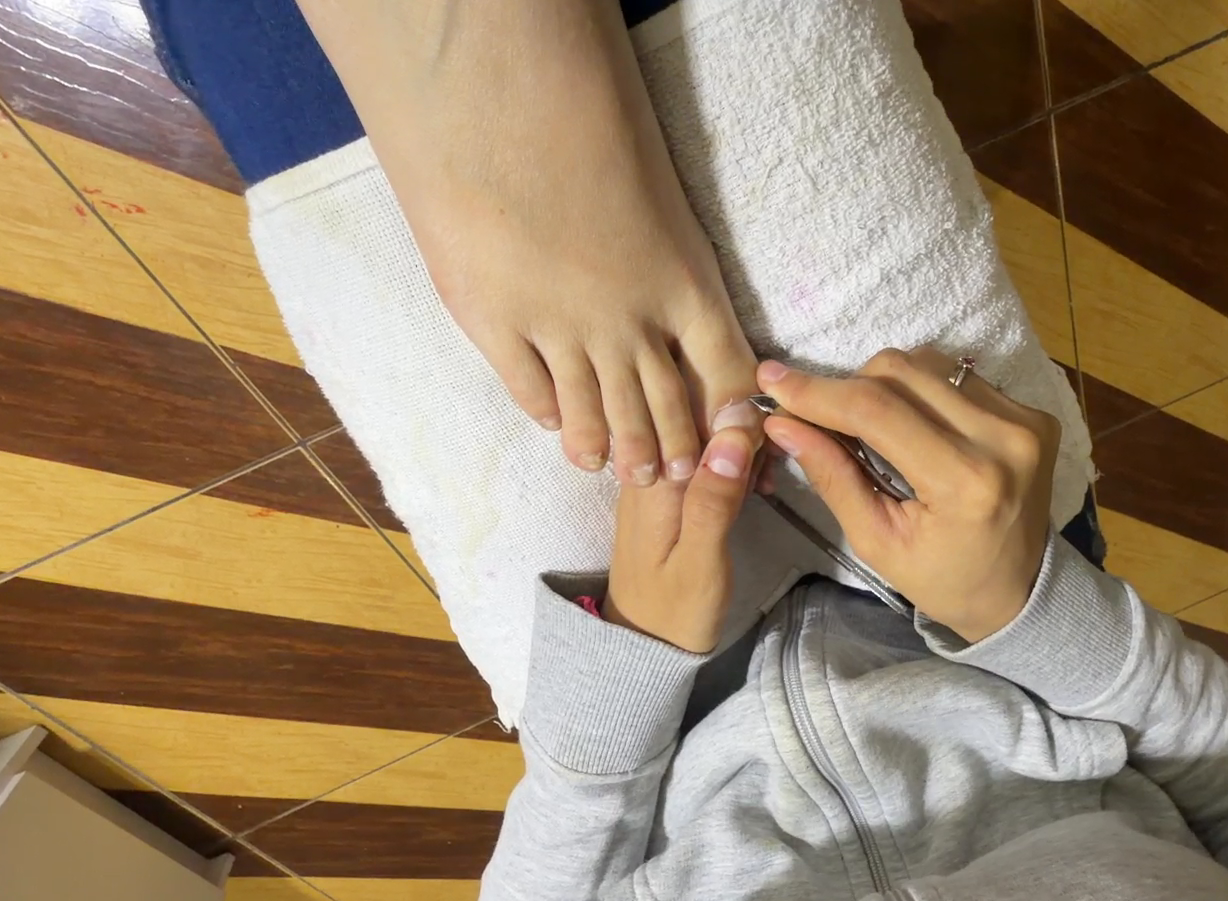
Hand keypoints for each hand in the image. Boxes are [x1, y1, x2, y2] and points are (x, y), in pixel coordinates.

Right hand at [300, 0, 759, 485]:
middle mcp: (627, 320)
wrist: (491, 93)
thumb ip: (674, 266)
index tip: (736, 442)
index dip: (732, 416)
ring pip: (597, 412)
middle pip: (662, 405)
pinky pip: (532, 389)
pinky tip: (557, 428)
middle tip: (675, 481)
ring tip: (617, 472)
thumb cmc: (589, 124)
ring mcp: (560, 328)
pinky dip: (550, 414)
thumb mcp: (662, 195)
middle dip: (673, 450)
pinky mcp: (495, 322)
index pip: (725, 369)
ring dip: (612, 448)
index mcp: (683, 283)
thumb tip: (679, 319)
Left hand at [601, 428, 758, 652]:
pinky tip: (755, 485)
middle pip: (700, 415)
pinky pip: (704, 456)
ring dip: (745, 446)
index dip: (742, 416)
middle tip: (772, 468)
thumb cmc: (675, 611)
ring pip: (706, 434)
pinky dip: (735, 464)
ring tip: (767, 479)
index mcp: (654, 478)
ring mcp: (658, 476)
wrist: (645, 644)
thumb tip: (735, 432)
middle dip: (746, 428)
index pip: (697, 414)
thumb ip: (714, 499)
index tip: (774, 441)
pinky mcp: (670, 491)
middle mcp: (649, 466)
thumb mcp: (701, 562)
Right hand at [756, 348, 1059, 641]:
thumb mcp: (877, 542)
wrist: (1018, 590)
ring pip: (928, 364)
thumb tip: (782, 422)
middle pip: (901, 372)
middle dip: (846, 386)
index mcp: (965, 482)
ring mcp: (1023, 420)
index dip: (817, 392)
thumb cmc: (942, 578)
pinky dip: (920, 390)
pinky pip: (957, 376)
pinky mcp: (1032, 412)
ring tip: (867, 423)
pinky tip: (911, 423)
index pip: (876, 411)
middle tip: (819, 413)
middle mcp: (1003, 438)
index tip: (772, 382)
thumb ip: (833, 476)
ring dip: (883, 383)